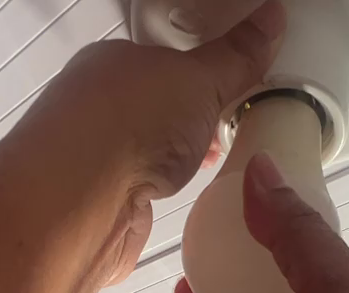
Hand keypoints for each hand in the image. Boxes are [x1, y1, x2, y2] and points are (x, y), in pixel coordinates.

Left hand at [19, 2, 282, 280]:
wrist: (81, 206)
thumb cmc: (124, 128)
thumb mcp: (200, 80)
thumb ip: (235, 57)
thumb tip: (267, 22)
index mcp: (111, 65)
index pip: (158, 65)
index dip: (194, 78)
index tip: (224, 91)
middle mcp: (93, 113)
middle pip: (148, 115)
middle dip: (184, 127)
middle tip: (218, 135)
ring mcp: (92, 166)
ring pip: (139, 161)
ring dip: (167, 167)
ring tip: (198, 172)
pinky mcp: (98, 213)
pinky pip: (133, 203)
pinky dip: (153, 204)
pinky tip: (169, 206)